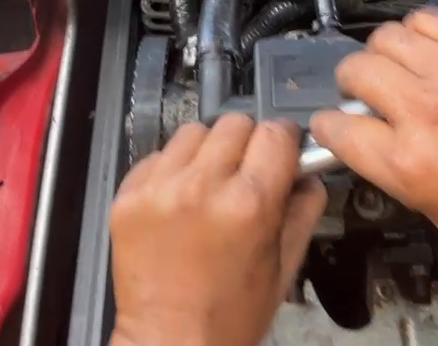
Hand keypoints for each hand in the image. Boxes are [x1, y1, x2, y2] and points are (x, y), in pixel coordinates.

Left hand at [109, 115, 326, 345]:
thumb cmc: (231, 315)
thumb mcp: (285, 267)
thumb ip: (304, 208)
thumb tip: (308, 170)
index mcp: (249, 204)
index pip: (274, 132)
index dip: (283, 140)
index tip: (281, 149)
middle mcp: (202, 186)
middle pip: (234, 122)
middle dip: (246, 144)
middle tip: (242, 174)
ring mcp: (160, 188)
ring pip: (194, 131)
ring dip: (206, 152)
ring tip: (206, 187)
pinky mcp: (128, 195)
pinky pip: (158, 155)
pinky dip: (172, 170)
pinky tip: (177, 201)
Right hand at [309, 8, 437, 294]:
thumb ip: (396, 169)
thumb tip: (372, 140)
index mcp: (410, 163)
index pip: (337, 129)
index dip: (329, 129)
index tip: (334, 126)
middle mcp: (426, 109)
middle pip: (356, 70)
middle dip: (351, 85)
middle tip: (366, 96)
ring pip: (387, 36)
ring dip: (383, 54)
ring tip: (398, 69)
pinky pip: (430, 18)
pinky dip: (420, 32)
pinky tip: (430, 51)